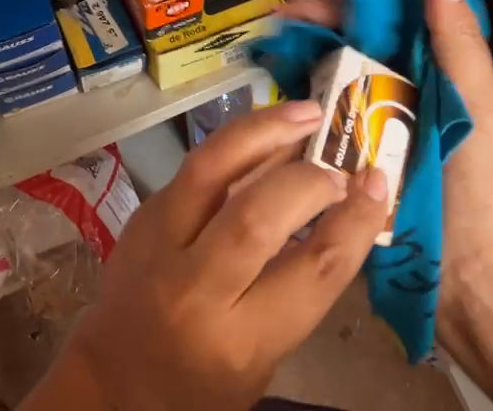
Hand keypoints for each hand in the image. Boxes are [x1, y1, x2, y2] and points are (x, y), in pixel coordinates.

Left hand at [25, 102, 390, 410]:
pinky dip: (234, 144)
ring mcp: (160, 241)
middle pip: (259, 213)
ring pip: (213, 168)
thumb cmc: (202, 381)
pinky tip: (262, 130)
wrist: (114, 378)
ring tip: (306, 112)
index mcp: (241, 339)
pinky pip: (194, 167)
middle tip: (342, 164)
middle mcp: (197, 285)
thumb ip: (295, 288)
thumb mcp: (264, 355)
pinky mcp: (142, 214)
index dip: (353, 221)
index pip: (311, 270)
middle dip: (309, 179)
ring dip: (265, 132)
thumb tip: (333, 211)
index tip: (378, 184)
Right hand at [277, 0, 492, 356]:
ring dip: (298, 51)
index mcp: (433, 72)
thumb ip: (457, 42)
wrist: (477, 281)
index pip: (391, 15)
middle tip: (281, 13)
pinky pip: (313, 119)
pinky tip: (269, 84)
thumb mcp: (479, 108)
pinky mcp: (341, 158)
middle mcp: (397, 91)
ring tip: (268, 41)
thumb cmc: (486, 188)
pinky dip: (292, 98)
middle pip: (351, 39)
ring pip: (327, 74)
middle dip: (315, 17)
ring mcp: (366, 125)